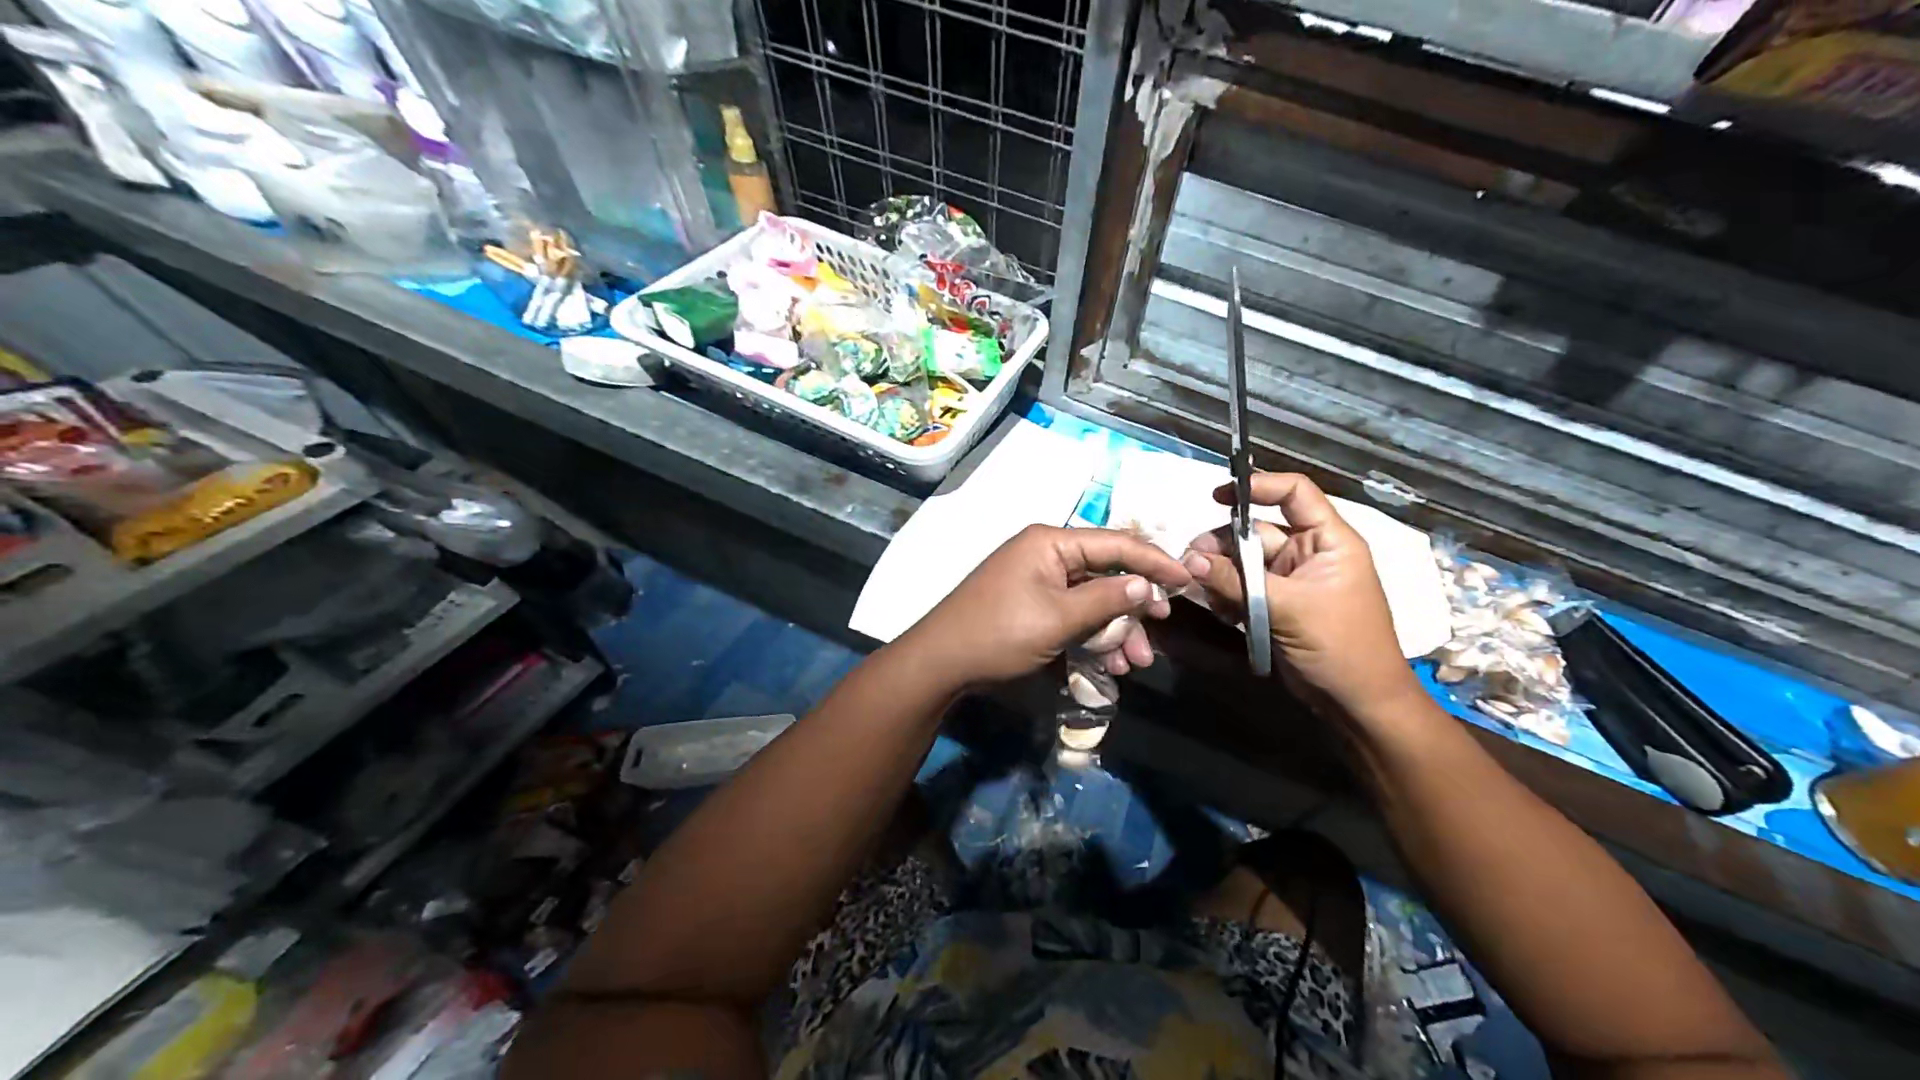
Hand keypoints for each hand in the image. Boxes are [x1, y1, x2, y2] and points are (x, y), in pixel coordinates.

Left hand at [900, 525, 1193, 689]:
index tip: (1190, 581)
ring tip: (1131, 664)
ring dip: (1115, 631)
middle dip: (1134, 610)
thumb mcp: (1058, 619)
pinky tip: (1107, 665)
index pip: (1117, 543)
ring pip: (1093, 601)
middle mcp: (1047, 555)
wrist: (942, 663)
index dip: (1156, 562)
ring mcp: (1039, 582)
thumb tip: (1148, 585)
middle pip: (1107, 574)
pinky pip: (1073, 616)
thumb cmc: (1000, 633)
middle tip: (1154, 639)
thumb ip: (1107, 599)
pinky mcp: (1033, 608)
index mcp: (1052, 542)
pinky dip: (1092, 637)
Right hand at [1182, 473, 1422, 718]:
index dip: (1258, 486)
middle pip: (1255, 532)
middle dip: (1222, 545)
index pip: (1294, 493)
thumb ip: (1237, 581)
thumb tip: (1190, 560)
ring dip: (1219, 574)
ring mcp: (1288, 581)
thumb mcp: (1288, 609)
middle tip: (1191, 563)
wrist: (1357, 703)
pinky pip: (1241, 588)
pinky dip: (1225, 596)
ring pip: (1242, 562)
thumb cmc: (1340, 647)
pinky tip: (1219, 612)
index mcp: (1328, 541)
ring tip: (1201, 590)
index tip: (1217, 497)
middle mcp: (1307, 554)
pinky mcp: (1273, 605)